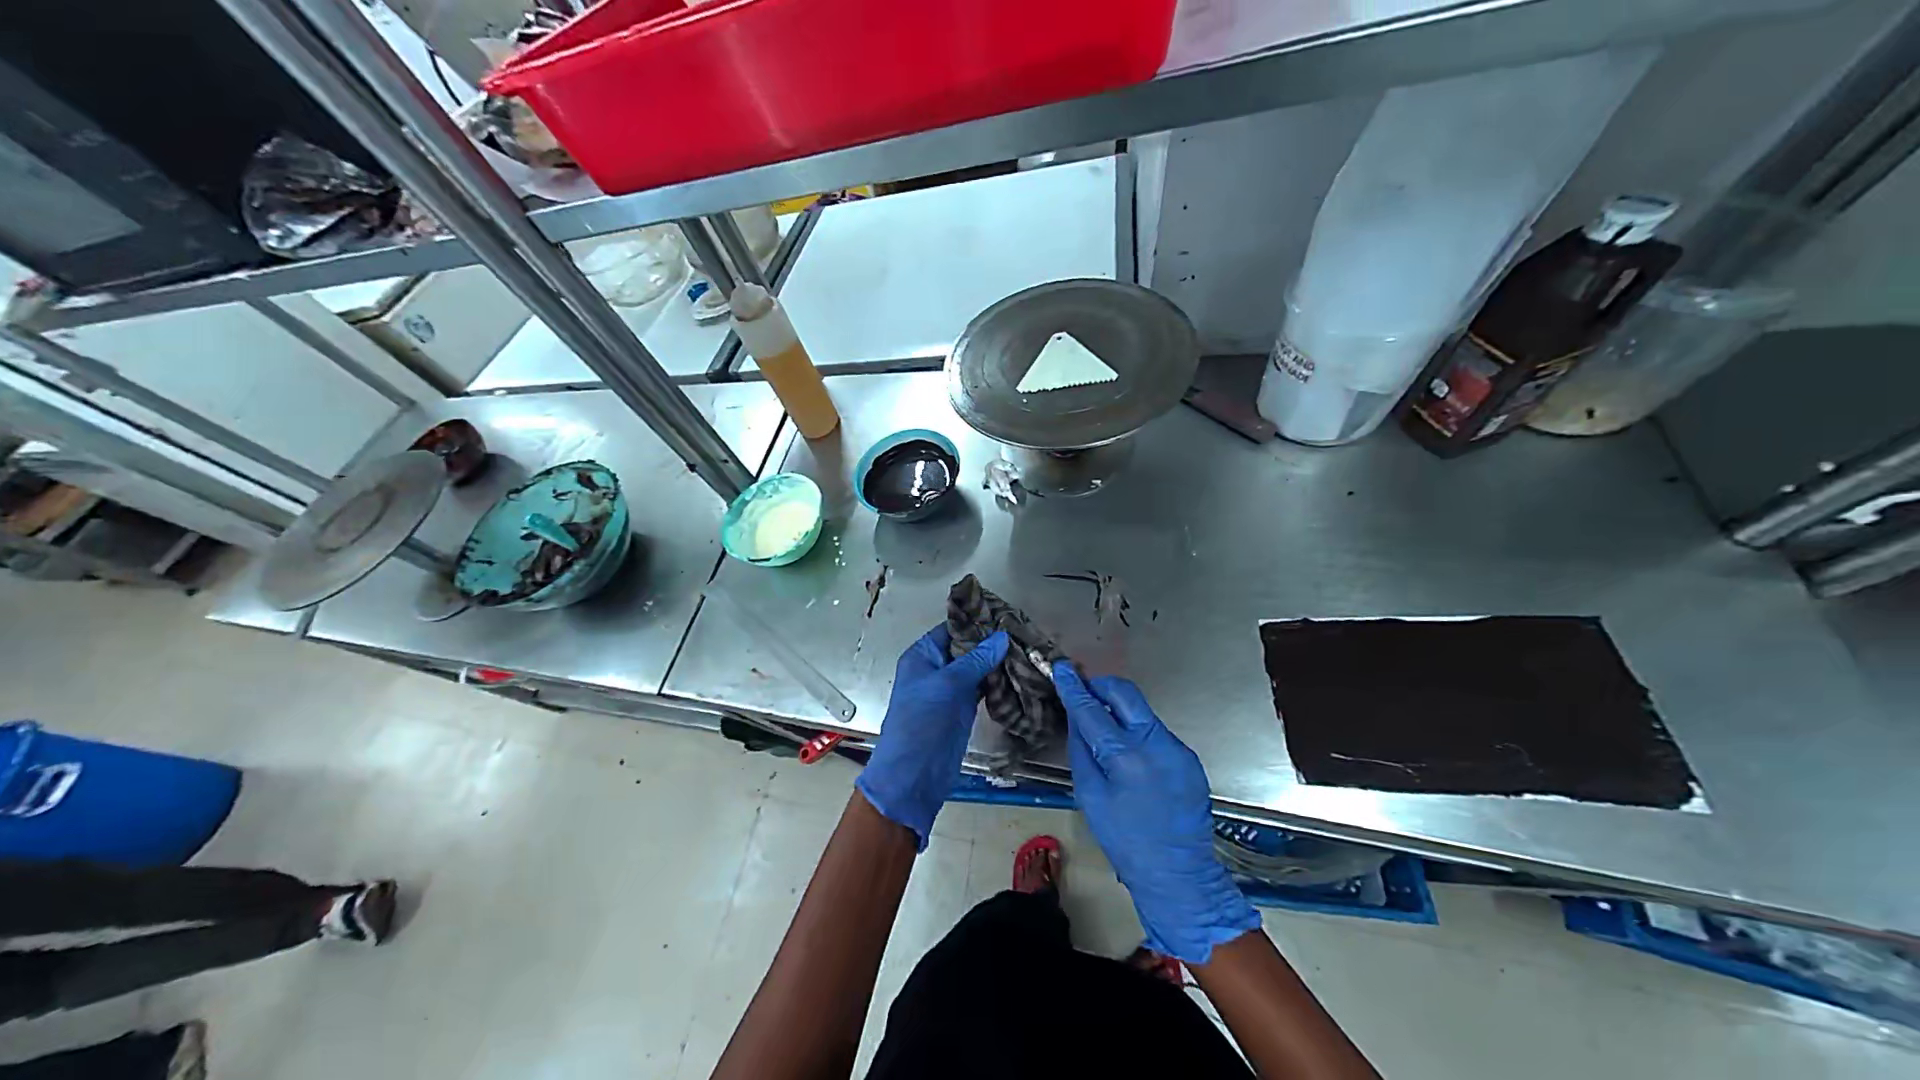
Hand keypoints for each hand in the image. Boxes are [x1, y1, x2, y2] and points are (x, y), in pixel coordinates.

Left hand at [856, 626, 1009, 850]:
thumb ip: (976, 659)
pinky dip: (999, 680)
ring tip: (1027, 648)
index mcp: (923, 656)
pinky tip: (1020, 673)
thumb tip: (1002, 636)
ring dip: (998, 661)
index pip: (952, 628)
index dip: (976, 620)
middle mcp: (936, 668)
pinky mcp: (963, 707)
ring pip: (977, 667)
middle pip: (967, 646)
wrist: (914, 775)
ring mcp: (951, 689)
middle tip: (1024, 630)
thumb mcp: (947, 685)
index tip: (1006, 613)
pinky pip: (983, 687)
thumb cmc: (920, 723)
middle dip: (992, 641)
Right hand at [1054, 662, 1260, 964]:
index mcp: (1125, 757)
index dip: (1074, 687)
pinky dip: (1138, 732)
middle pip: (1125, 693)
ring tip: (1104, 726)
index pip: (1092, 710)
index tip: (1062, 668)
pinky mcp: (1188, 757)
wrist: (1178, 871)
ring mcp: (1177, 748)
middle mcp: (1156, 743)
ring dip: (1120, 710)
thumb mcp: (1090, 796)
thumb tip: (1076, 718)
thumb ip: (1082, 751)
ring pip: (1142, 711)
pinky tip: (1130, 754)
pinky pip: (1156, 732)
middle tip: (1084, 690)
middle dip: (1101, 686)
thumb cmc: (1124, 839)